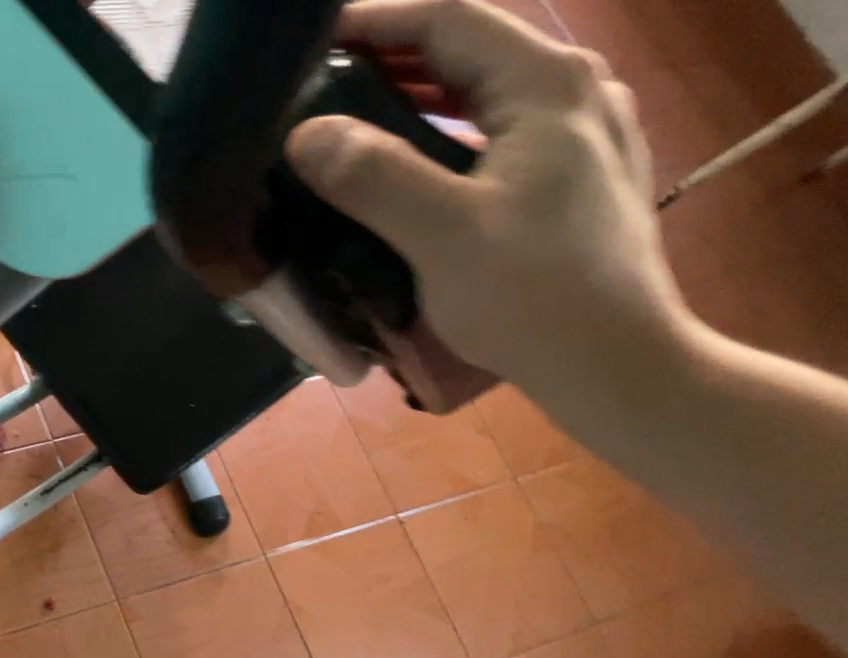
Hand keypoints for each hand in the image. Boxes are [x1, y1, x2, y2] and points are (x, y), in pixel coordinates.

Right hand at [285, 0, 693, 403]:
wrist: (613, 362)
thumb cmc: (531, 296)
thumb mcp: (444, 235)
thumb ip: (375, 177)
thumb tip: (306, 134)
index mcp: (545, 87)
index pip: (448, 21)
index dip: (375, 21)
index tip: (311, 43)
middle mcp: (571, 93)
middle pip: (468, 48)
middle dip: (389, 57)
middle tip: (317, 85)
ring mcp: (579, 134)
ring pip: (482, 89)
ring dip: (414, 94)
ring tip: (351, 118)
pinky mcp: (570, 175)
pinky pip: (494, 128)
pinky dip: (443, 130)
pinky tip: (410, 163)